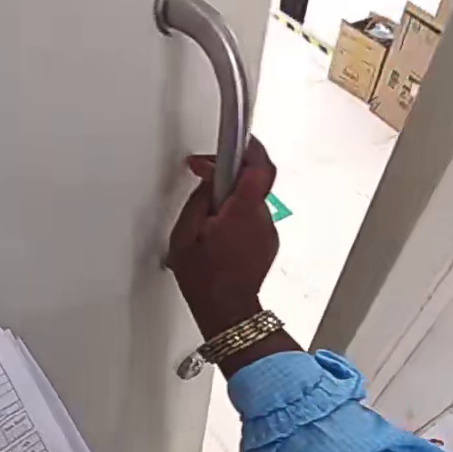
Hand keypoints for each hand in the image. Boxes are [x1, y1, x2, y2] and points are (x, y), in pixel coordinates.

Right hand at [166, 138, 300, 375]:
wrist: (226, 312)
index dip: (247, 147)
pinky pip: (253, 218)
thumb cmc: (206, 281)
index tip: (233, 139)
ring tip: (207, 215)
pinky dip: (237, 215)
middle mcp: (261, 219)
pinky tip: (218, 231)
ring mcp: (267, 232)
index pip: (258, 166)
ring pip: (252, 200)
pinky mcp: (267, 243)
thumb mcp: (185, 235)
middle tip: (205, 176)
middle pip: (254, 180)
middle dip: (230, 174)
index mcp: (242, 212)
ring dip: (231, 198)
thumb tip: (207, 180)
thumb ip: (198, 200)